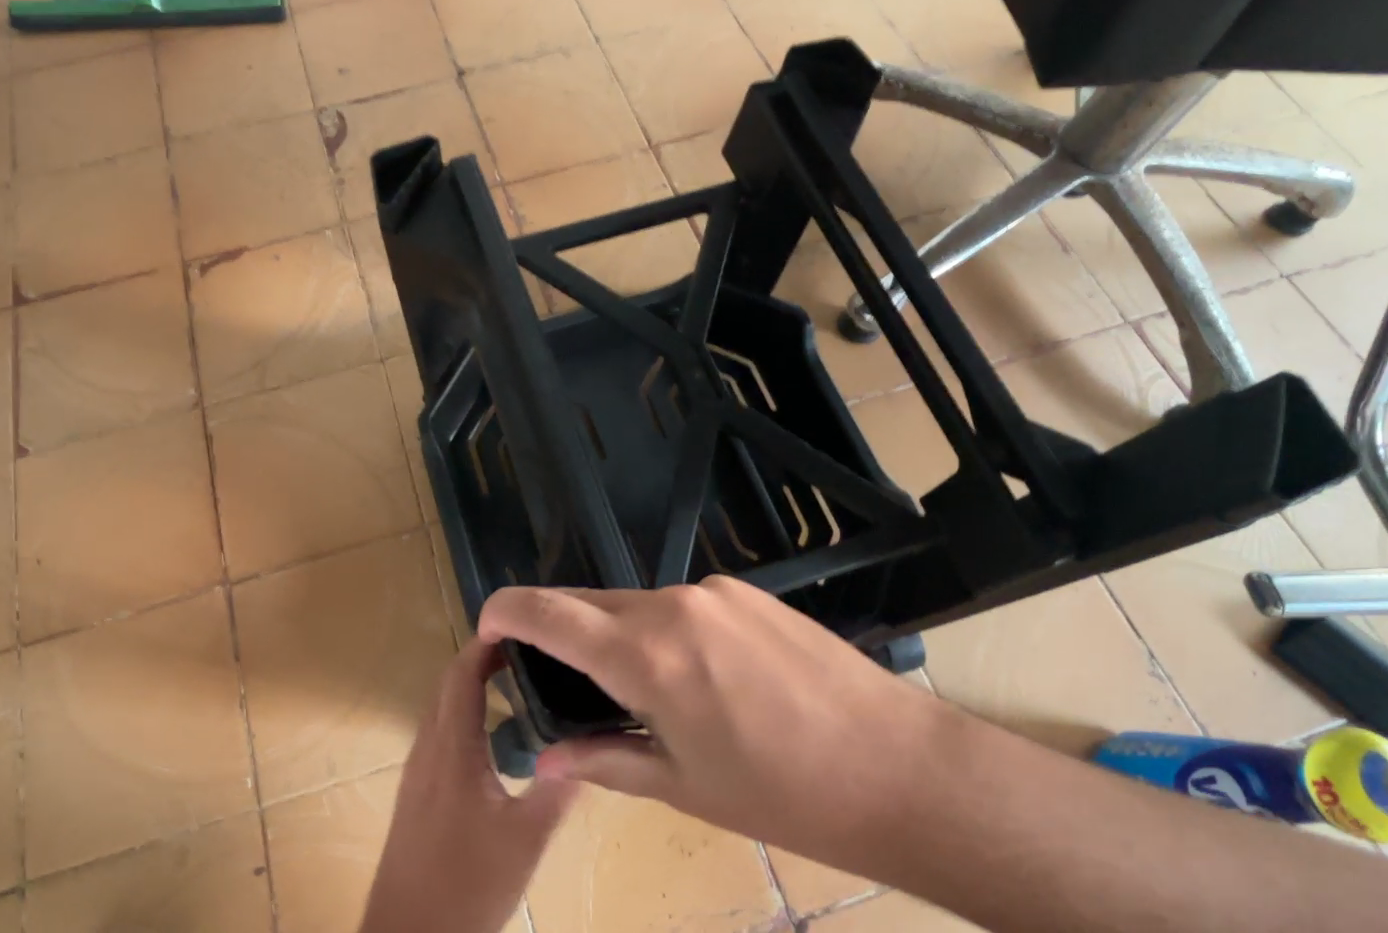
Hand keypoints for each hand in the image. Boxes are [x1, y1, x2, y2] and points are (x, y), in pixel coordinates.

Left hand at [358, 640, 578, 932]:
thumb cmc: (466, 885)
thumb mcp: (524, 840)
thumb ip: (555, 791)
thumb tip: (588, 748)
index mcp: (451, 749)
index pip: (461, 676)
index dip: (486, 644)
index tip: (521, 625)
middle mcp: (427, 750)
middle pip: (449, 685)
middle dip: (483, 658)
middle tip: (531, 649)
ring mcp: (418, 772)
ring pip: (443, 710)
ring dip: (473, 686)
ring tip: (519, 680)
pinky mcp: (417, 793)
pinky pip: (440, 733)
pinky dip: (466, 714)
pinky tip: (496, 733)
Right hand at [476, 575, 952, 873]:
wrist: (901, 768)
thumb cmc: (784, 794)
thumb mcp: (682, 785)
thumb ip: (603, 760)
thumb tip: (544, 758)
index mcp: (646, 656)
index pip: (549, 612)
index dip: (506, 610)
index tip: (487, 627)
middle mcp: (673, 605)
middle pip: (589, 603)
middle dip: (560, 631)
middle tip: (557, 679)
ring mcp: (715, 592)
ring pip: (635, 604)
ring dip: (615, 635)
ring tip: (636, 692)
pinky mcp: (750, 593)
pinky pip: (681, 605)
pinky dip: (662, 631)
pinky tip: (695, 678)